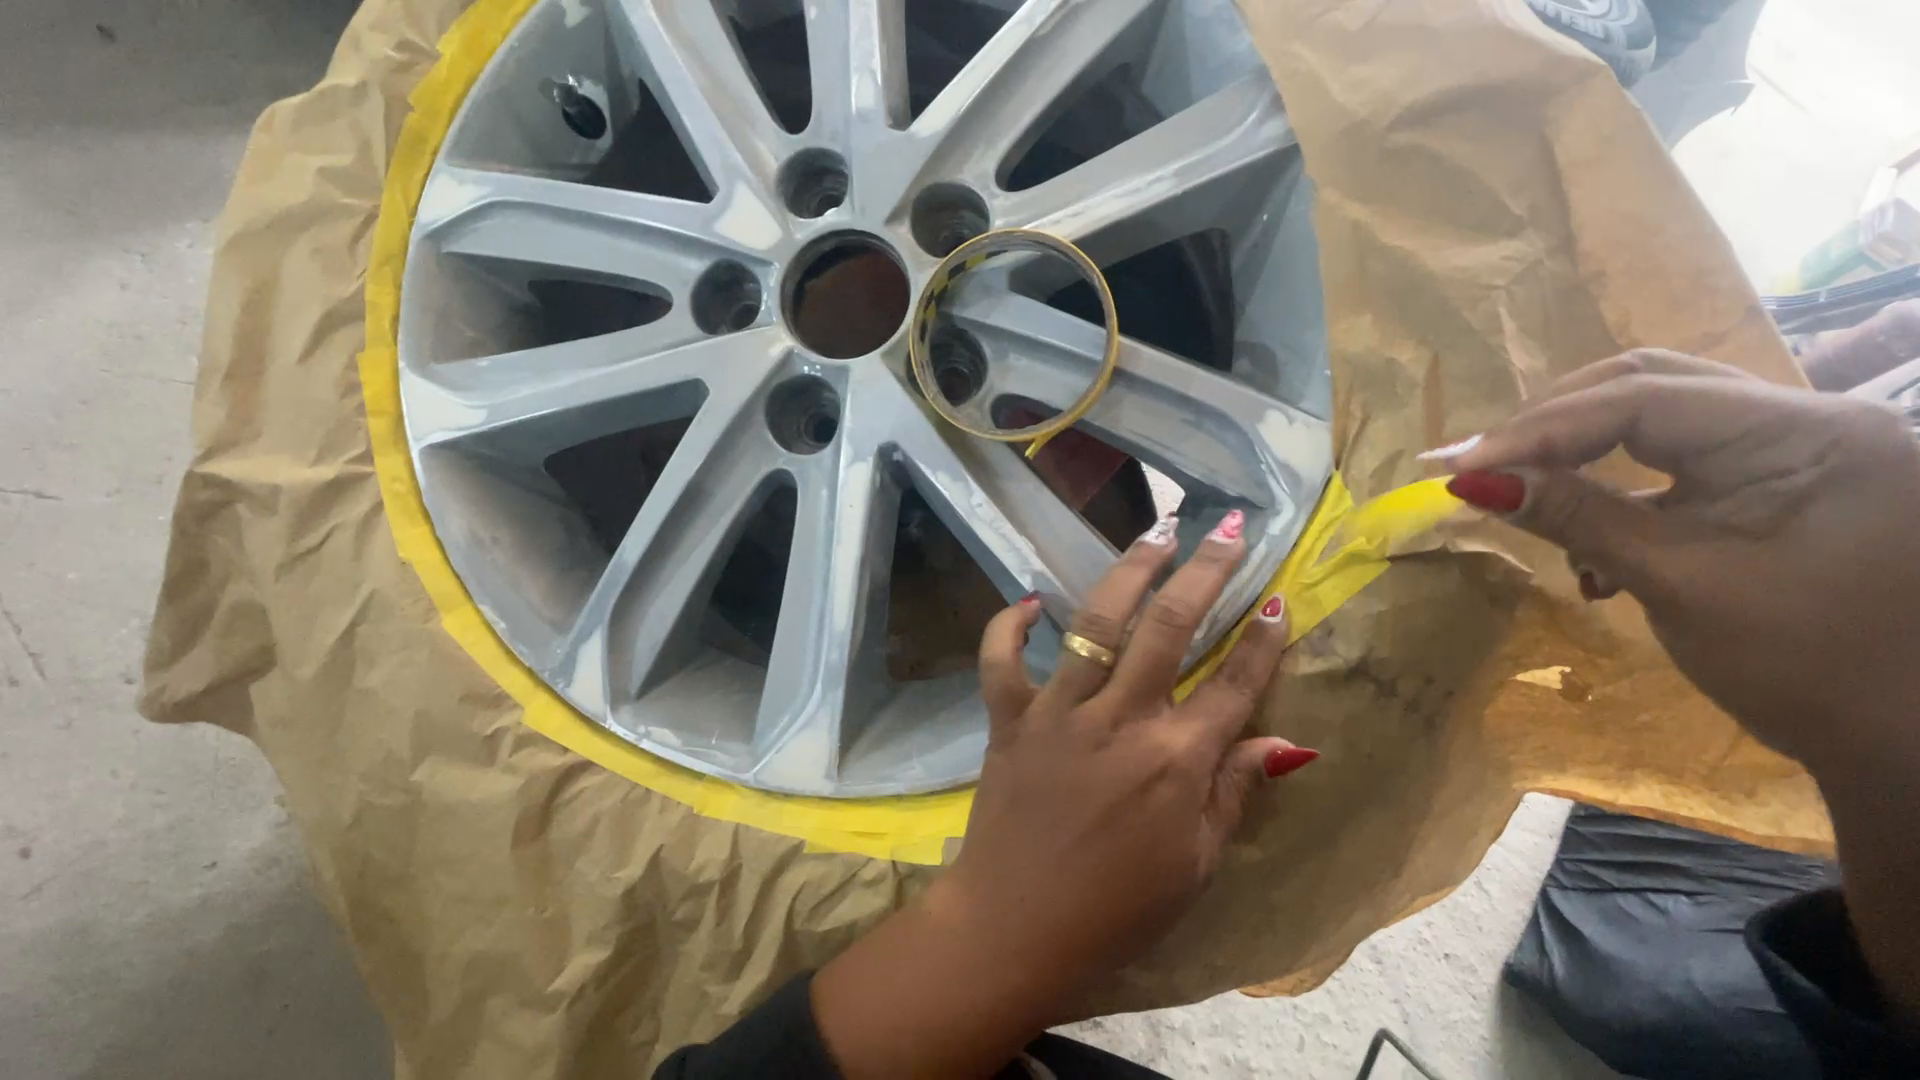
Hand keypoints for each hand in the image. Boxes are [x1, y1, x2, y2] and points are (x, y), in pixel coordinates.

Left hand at [812, 509, 1315, 1078]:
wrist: (1016, 929)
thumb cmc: (1117, 910)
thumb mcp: (1196, 865)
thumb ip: (1234, 793)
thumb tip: (1285, 743)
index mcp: (1176, 761)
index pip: (1233, 685)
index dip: (1262, 640)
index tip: (1278, 596)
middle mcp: (1121, 720)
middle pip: (1170, 628)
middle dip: (1205, 571)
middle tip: (1227, 528)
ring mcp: (1059, 714)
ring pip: (1095, 623)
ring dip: (1128, 572)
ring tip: (1155, 532)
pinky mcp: (1010, 721)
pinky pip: (1001, 662)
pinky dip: (1008, 628)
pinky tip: (1027, 602)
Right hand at [1431, 350, 1919, 1023]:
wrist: (1907, 740)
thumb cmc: (1808, 669)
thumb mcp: (1678, 585)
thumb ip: (1576, 518)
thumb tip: (1470, 480)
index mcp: (1807, 434)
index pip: (1642, 399)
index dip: (1538, 429)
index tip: (1455, 467)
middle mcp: (1805, 418)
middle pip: (1646, 385)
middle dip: (1551, 424)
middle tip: (1475, 466)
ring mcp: (1790, 447)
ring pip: (1654, 414)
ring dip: (1574, 448)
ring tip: (1514, 487)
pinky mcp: (1771, 479)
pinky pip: (1672, 455)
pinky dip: (1610, 480)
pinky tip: (1580, 529)